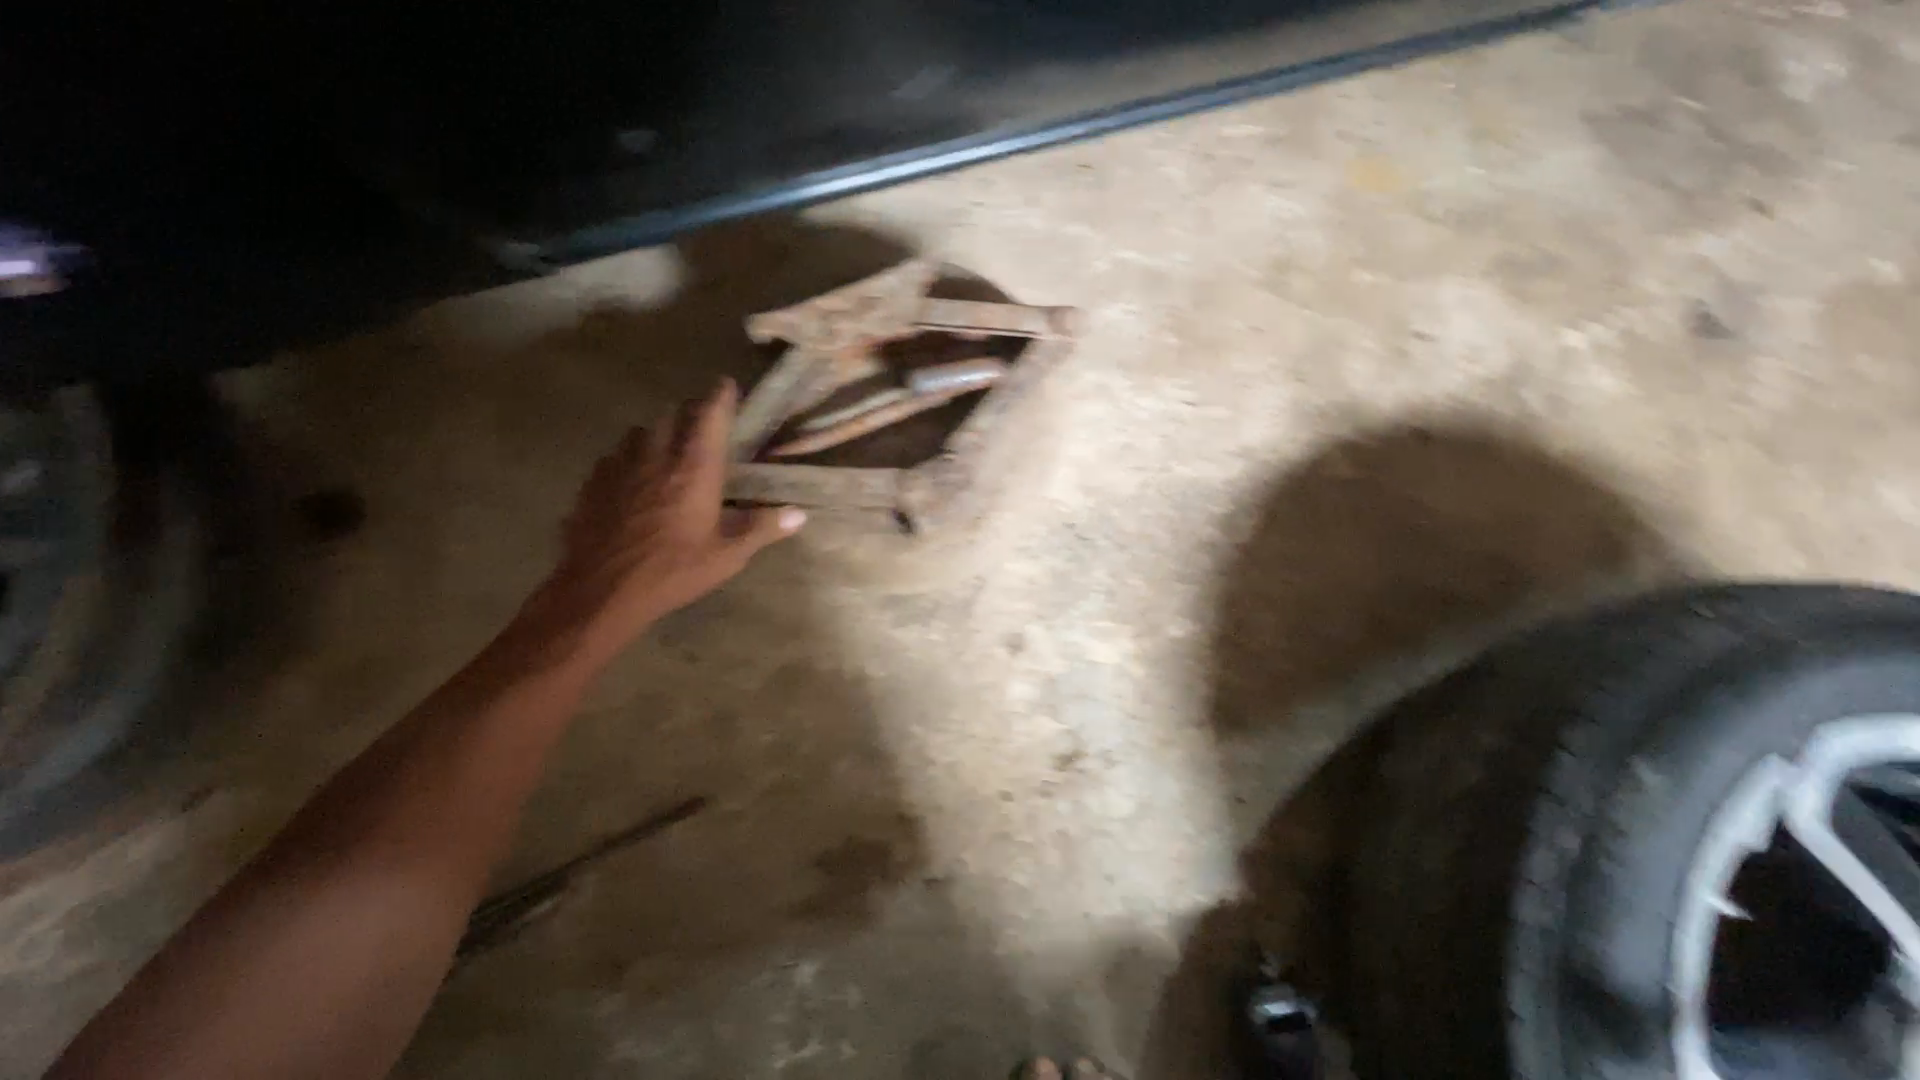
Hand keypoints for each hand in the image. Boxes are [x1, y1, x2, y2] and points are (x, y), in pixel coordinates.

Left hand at [526, 379, 803, 660]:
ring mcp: (619, 468)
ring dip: (656, 435)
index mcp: (694, 469)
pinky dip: (627, 461)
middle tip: (700, 425)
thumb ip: (761, 529)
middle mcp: (656, 457)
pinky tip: (630, 482)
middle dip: (688, 414)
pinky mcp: (592, 485)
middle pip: (671, 416)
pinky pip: (612, 459)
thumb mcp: (727, 556)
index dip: (720, 396)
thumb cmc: (673, 571)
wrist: (601, 590)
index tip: (727, 385)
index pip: (710, 416)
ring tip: (665, 450)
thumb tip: (798, 514)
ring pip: (639, 434)